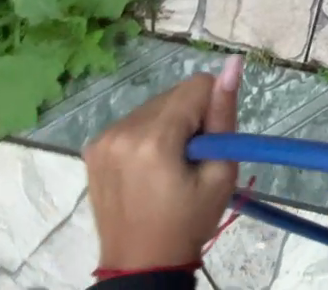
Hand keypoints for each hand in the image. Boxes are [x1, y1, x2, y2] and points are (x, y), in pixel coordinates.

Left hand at [85, 54, 242, 271]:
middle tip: (192, 158)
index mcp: (153, 139)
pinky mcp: (94, 147)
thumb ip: (224, 114)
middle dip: (192, 116)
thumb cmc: (189, 221)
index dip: (213, 109)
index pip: (198, 85)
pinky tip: (150, 165)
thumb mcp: (220, 172)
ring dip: (171, 123)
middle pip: (176, 94)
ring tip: (171, 164)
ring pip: (157, 104)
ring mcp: (103, 139)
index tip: (209, 143)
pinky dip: (151, 132)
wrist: (141, 265)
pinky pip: (137, 119)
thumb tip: (233, 62)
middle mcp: (122, 130)